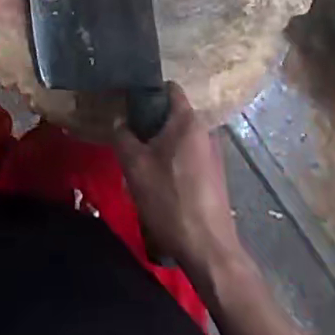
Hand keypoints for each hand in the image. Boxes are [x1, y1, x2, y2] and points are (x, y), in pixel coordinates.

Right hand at [115, 84, 241, 270]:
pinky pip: (188, 155)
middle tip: (128, 139)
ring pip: (179, 138)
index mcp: (188, 120)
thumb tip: (120, 122)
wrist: (207, 246)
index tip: (127, 104)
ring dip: (160, 145)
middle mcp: (205, 129)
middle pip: (172, 115)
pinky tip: (159, 183)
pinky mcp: (214, 173)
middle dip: (150, 123)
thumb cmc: (170, 199)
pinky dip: (172, 161)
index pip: (169, 89)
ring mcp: (212, 152)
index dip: (148, 92)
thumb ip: (123, 137)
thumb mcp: (135, 167)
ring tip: (140, 164)